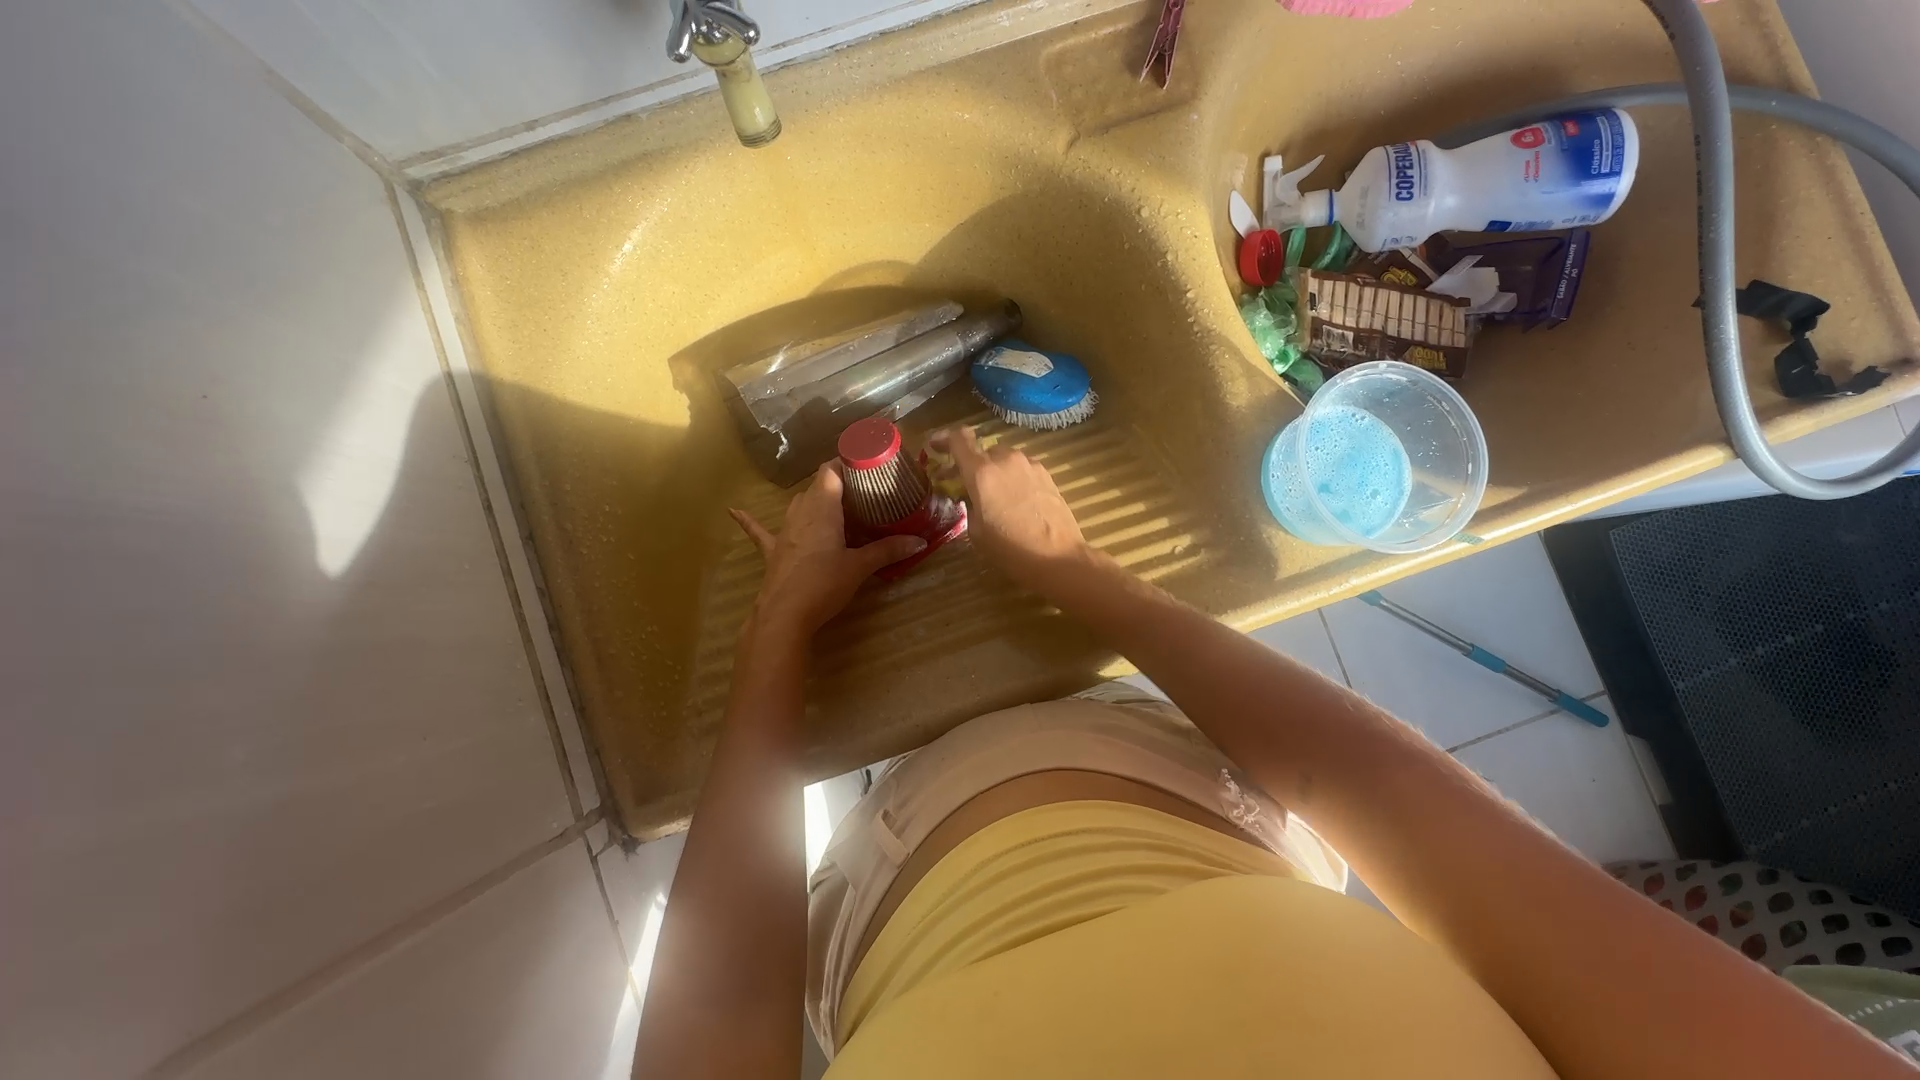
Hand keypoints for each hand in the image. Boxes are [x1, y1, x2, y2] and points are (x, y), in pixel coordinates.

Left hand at [730, 463, 925, 635]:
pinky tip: (733, 511)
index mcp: (823, 508)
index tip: (864, 462)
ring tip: (834, 503)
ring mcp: (783, 531)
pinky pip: (759, 531)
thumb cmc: (823, 584)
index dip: (846, 462)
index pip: (831, 471)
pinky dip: (750, 521)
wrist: (784, 614)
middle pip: (817, 487)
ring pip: (798, 505)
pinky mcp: (772, 551)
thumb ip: (887, 550)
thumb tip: (919, 541)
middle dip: (837, 485)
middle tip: (861, 491)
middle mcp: (801, 512)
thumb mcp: (859, 566)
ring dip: (814, 501)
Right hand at [934, 425, 1093, 591]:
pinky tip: (1014, 500)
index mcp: (982, 472)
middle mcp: (1006, 460)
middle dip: (970, 465)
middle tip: (962, 485)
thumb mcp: (976, 531)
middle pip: (982, 451)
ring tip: (992, 496)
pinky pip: (1021, 469)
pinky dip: (1011, 478)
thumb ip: (968, 505)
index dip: (944, 438)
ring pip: (1003, 459)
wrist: (1059, 558)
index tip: (935, 445)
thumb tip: (971, 496)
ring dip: (993, 471)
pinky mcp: (1047, 474)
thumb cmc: (1011, 549)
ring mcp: (1029, 465)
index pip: (959, 439)